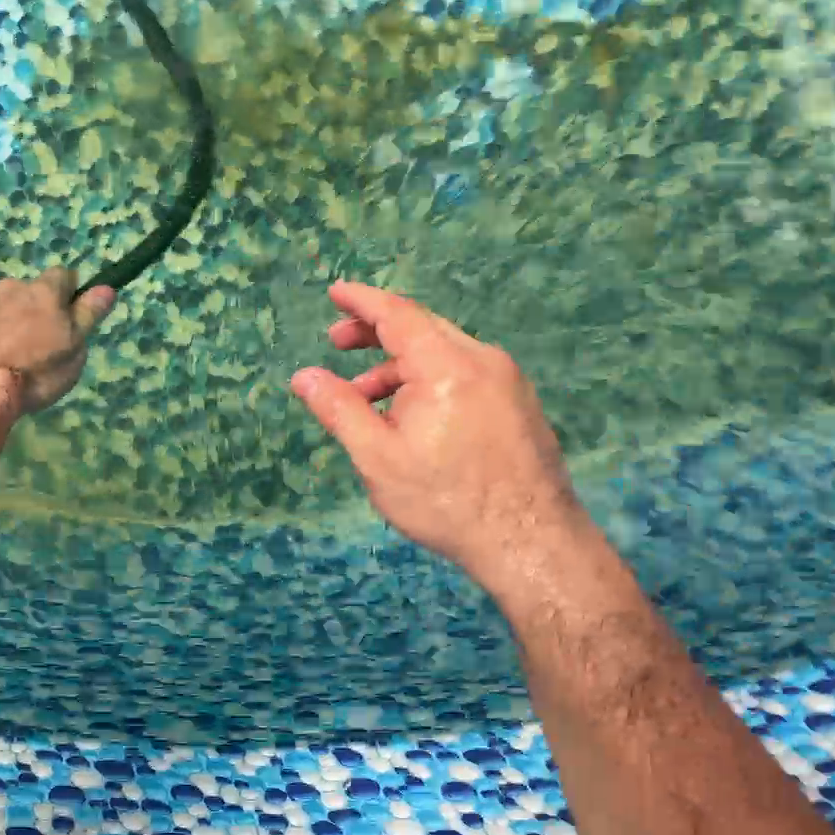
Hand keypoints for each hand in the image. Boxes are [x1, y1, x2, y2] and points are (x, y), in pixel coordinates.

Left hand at [0, 268, 116, 413]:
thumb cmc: (34, 374)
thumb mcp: (73, 350)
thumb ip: (88, 315)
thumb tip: (106, 287)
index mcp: (43, 292)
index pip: (63, 276)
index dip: (67, 295)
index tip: (65, 320)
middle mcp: (9, 286)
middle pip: (27, 292)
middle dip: (31, 311)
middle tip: (31, 347)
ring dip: (2, 321)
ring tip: (0, 357)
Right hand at [289, 282, 591, 582]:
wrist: (531, 543)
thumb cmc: (446, 500)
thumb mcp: (377, 457)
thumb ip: (339, 409)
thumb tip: (303, 376)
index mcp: (446, 367)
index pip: (398, 314)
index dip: (362, 301)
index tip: (335, 291)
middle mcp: (482, 361)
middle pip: (421, 327)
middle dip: (374, 331)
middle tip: (336, 342)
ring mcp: (506, 382)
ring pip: (442, 353)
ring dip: (398, 364)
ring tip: (363, 396)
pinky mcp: (517, 404)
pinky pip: (463, 373)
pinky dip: (426, 379)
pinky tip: (407, 415)